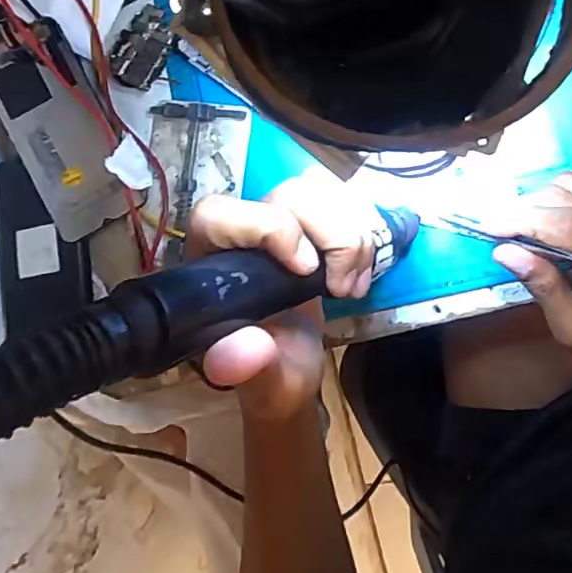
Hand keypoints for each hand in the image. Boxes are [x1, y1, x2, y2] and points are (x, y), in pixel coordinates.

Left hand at [190, 169, 381, 422]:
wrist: (293, 367)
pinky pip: (340, 199)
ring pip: (316, 189)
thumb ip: (247, 368)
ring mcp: (276, 218)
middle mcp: (239, 228)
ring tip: (351, 288)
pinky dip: (363, 234)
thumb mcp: (261, 383)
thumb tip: (246, 349)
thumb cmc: (269, 373)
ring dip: (351, 236)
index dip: (268, 228)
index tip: (307, 270)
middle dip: (330, 236)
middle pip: (285, 193)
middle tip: (343, 289)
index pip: (219, 214)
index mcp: (209, 261)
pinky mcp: (307, 218)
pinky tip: (359, 275)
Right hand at [487, 168, 571, 386]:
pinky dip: (561, 189)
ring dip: (541, 196)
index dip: (524, 219)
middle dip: (525, 208)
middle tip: (504, 228)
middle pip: (568, 200)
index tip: (491, 227)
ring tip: (528, 221)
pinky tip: (552, 211)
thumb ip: (544, 289)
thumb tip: (505, 251)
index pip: (569, 229)